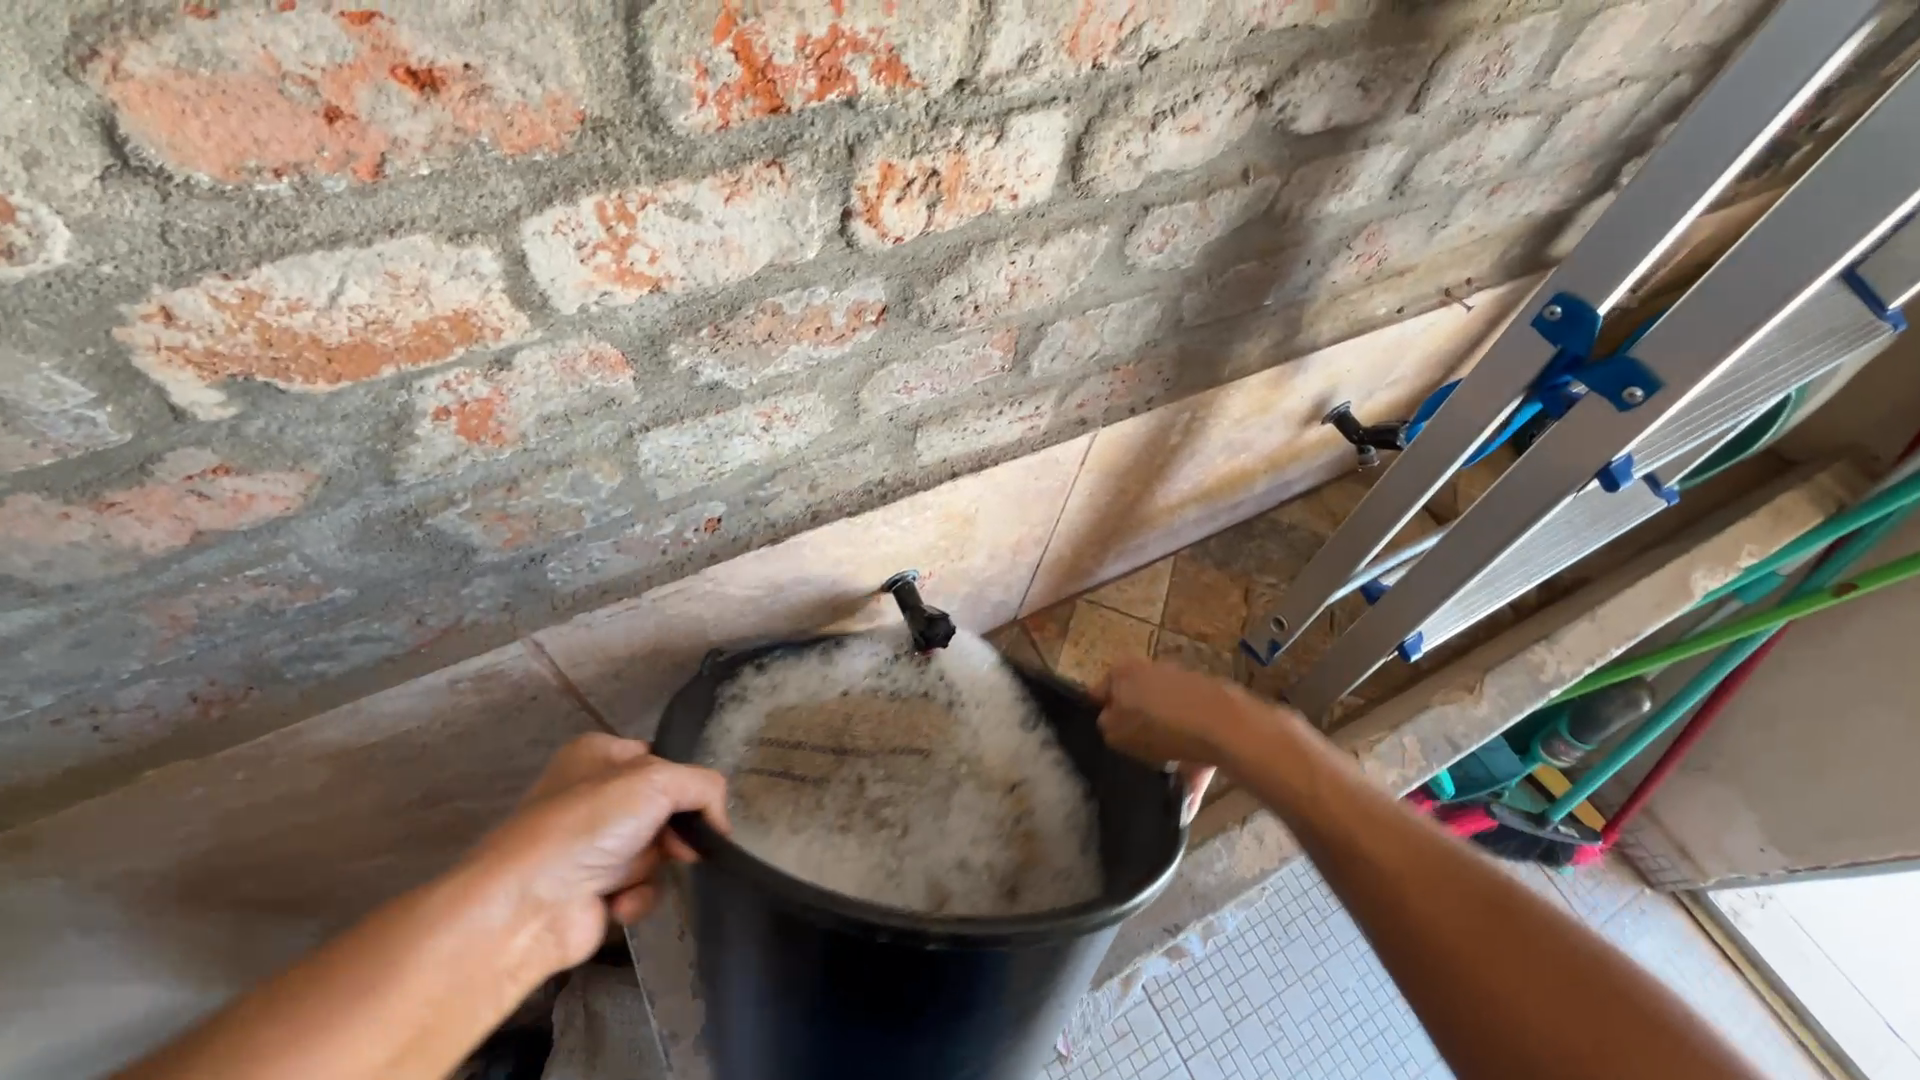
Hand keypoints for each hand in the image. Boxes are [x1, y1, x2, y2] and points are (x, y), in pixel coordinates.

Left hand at [460, 734, 730, 977]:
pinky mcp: (593, 890)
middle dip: (675, 830)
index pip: (662, 760)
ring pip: (658, 849)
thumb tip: (720, 824)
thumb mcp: (658, 781)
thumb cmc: (588, 825)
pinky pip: (641, 886)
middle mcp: (593, 795)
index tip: (700, 805)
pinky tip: (616, 902)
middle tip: (679, 846)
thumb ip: (704, 787)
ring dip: (653, 866)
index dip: (685, 782)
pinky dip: (637, 895)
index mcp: (598, 754)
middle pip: (666, 808)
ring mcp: (592, 845)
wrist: (525, 906)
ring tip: (630, 876)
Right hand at [1094, 659, 1293, 823]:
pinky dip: (1191, 755)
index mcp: (1123, 671)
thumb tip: (1111, 722)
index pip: (1100, 693)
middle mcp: (1150, 669)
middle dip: (1136, 726)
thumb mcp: (1115, 732)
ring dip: (1166, 743)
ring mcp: (1182, 682)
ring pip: (1166, 718)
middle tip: (1136, 755)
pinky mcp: (1209, 702)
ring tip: (1169, 774)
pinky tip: (1191, 784)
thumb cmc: (1159, 726)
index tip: (1108, 740)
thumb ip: (1106, 725)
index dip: (1102, 717)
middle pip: (1135, 703)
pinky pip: (1193, 732)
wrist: (1223, 724)